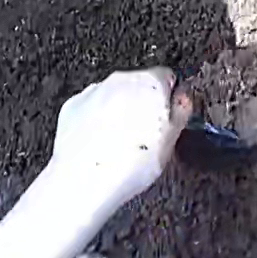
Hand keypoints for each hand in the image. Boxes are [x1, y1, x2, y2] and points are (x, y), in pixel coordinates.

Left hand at [46, 68, 190, 211]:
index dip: (169, 99)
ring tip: (119, 146)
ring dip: (119, 112)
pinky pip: (91, 108)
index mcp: (151, 82)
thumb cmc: (130, 163)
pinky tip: (99, 144)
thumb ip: (182, 111)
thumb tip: (183, 97)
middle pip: (140, 85)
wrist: (83, 180)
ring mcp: (95, 91)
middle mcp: (121, 79)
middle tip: (145, 137)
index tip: (167, 118)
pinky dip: (96, 121)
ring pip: (114, 96)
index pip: (167, 77)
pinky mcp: (73, 105)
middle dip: (144, 105)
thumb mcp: (171, 141)